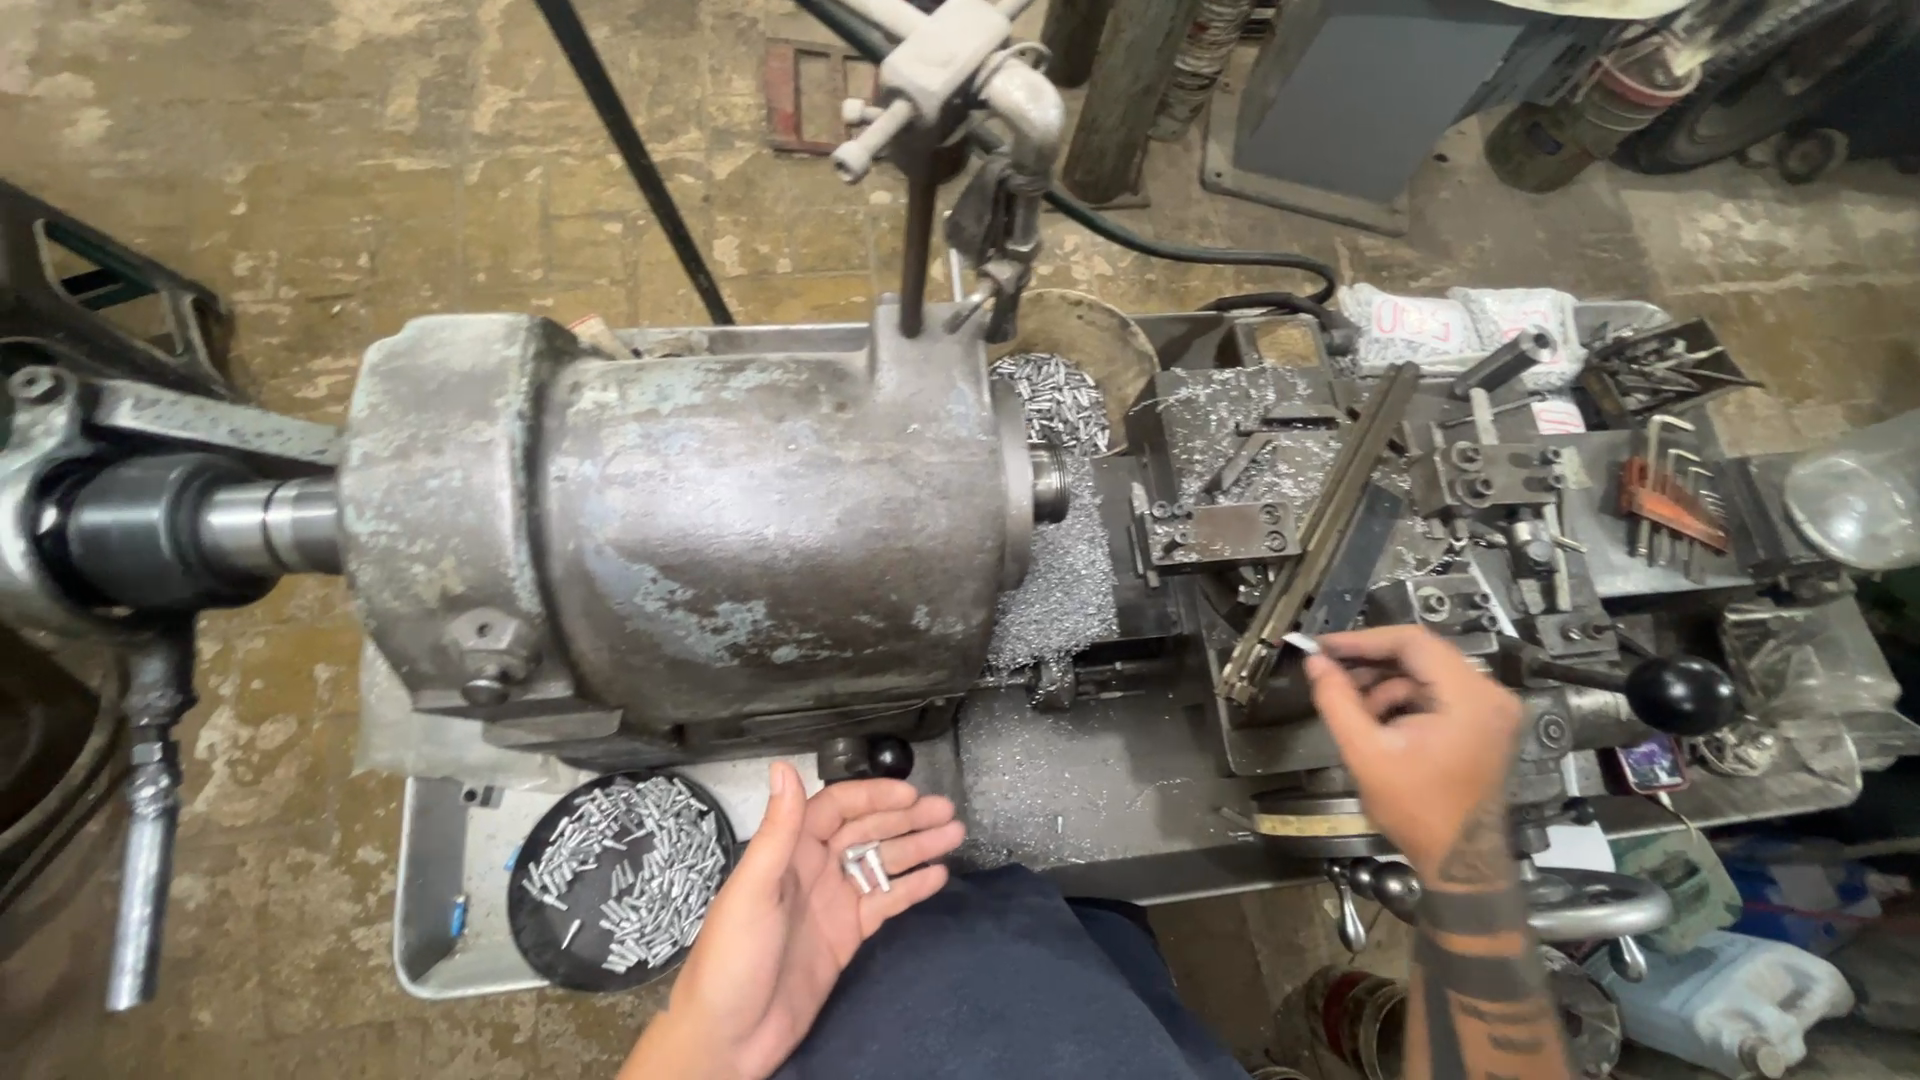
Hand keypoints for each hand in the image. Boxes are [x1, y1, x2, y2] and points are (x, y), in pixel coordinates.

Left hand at [622, 763, 964, 1079]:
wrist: (728, 1040)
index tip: (911, 794)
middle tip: (947, 811)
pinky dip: (911, 887)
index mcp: (790, 850)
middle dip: (907, 819)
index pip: (839, 807)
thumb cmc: (731, 959)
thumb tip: (782, 766)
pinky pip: (885, 901)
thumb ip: (777, 829)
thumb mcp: (752, 890)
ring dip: (918, 848)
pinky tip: (937, 876)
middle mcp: (816, 868)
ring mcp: (834, 901)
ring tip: (954, 834)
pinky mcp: (848, 935)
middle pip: (868, 831)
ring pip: (882, 863)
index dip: (875, 797)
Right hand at [1303, 626, 1523, 875]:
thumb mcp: (1365, 751)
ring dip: (1382, 681)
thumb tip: (1315, 662)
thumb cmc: (1415, 809)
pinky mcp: (1481, 720)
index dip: (1362, 639)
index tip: (1323, 646)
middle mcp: (1489, 694)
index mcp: (1470, 698)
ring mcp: (1489, 707)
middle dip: (1369, 661)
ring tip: (1350, 703)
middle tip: (1328, 670)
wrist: (1458, 857)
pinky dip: (1400, 697)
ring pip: (1423, 671)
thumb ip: (1337, 700)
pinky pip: (1433, 690)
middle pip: (1419, 653)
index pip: (1412, 641)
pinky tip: (1374, 717)